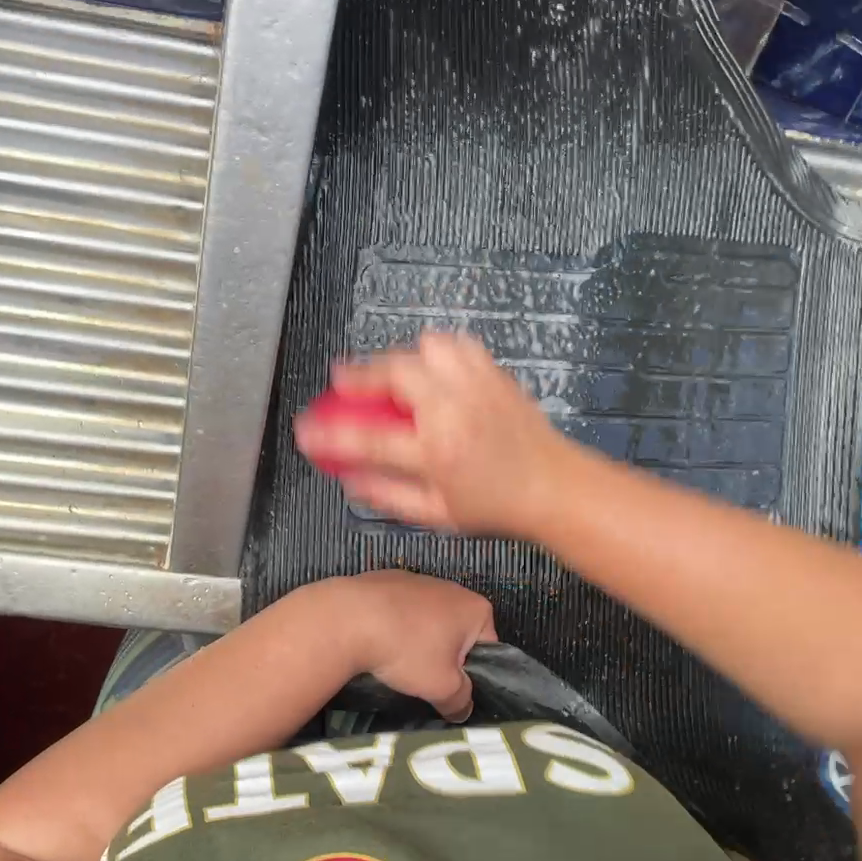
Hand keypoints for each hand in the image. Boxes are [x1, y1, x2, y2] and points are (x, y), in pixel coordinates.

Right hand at [293, 331, 575, 535]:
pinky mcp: (494, 375)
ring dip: (401, 357)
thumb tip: (350, 479)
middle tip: (342, 381)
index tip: (306, 431)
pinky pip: (457, 344)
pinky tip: (428, 367)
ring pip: (427, 347)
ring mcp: (478, 387)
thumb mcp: (435, 515)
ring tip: (389, 374)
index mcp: (438, 451)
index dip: (329, 434)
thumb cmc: (499, 507)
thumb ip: (388, 495)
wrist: (555, 488)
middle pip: (395, 372)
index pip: (369, 439)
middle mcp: (456, 411)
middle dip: (359, 373)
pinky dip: (435, 349)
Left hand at [303, 571, 497, 719]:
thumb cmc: (406, 650)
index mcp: (475, 607)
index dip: (470, 673)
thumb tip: (462, 710)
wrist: (347, 618)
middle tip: (420, 677)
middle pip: (454, 632)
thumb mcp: (442, 688)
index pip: (487, 647)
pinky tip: (374, 640)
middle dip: (441, 656)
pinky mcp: (383, 578)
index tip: (448, 687)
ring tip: (393, 660)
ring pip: (423, 620)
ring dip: (414, 640)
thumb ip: (460, 700)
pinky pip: (396, 610)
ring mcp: (415, 578)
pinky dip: (389, 624)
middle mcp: (450, 586)